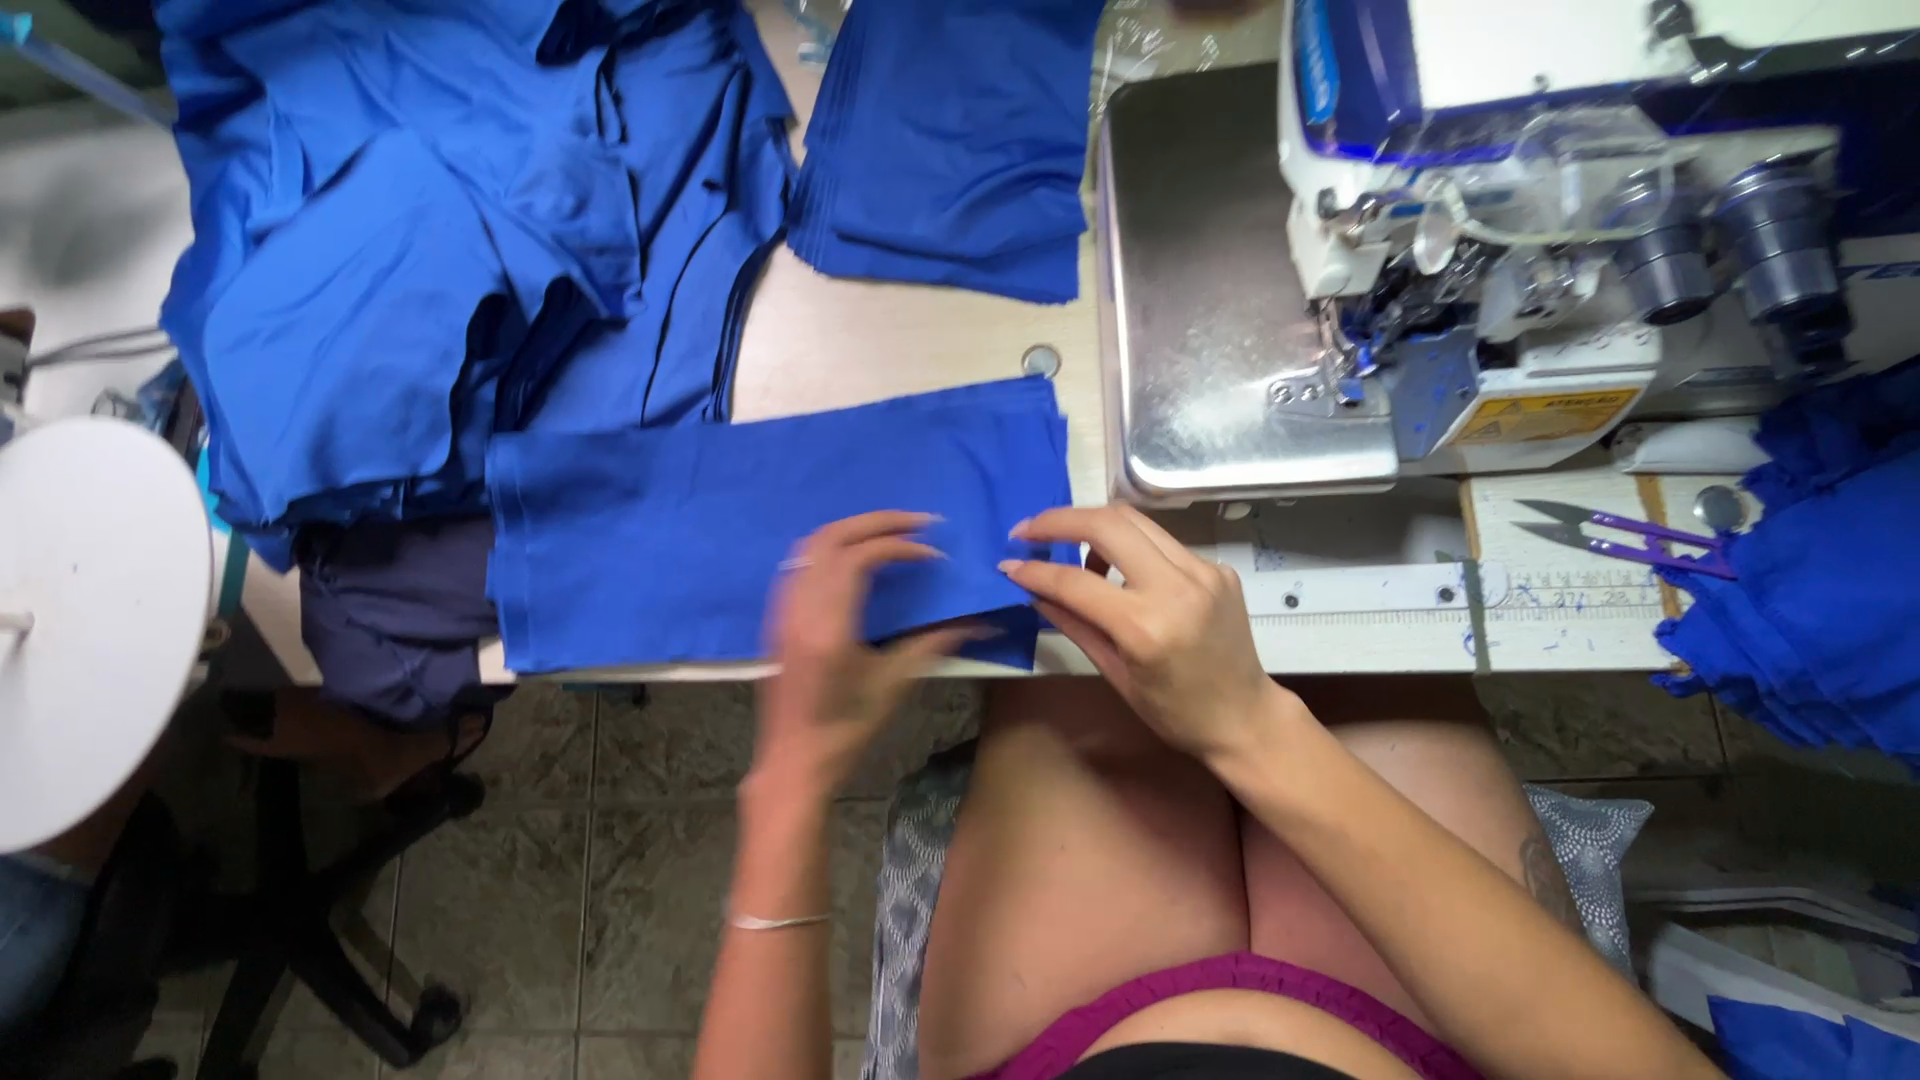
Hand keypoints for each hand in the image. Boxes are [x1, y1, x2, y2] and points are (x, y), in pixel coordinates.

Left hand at [753, 511, 975, 797]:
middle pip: (831, 537)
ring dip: (851, 529)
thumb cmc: (846, 730)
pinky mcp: (776, 618)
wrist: (793, 762)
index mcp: (828, 626)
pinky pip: (799, 562)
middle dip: (876, 522)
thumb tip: (981, 623)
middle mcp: (799, 608)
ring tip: (890, 531)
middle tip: (918, 521)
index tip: (933, 554)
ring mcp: (782, 610)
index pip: (860, 558)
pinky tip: (854, 557)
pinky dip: (830, 547)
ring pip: (810, 545)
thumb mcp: (893, 686)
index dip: (900, 546)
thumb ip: (934, 645)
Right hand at [998, 505, 1295, 763]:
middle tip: (1029, 530)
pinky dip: (1129, 547)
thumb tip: (1033, 589)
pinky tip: (1118, 570)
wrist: (1245, 717)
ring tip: (1071, 551)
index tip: (1008, 563)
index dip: (1035, 570)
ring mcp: (1203, 572)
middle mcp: (1177, 588)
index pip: (1075, 581)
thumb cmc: (1173, 711)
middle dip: (1059, 519)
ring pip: (1136, 522)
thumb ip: (1073, 623)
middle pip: (1107, 524)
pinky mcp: (1217, 567)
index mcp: (1146, 627)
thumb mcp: (1114, 673)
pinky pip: (1162, 541)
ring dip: (1093, 526)